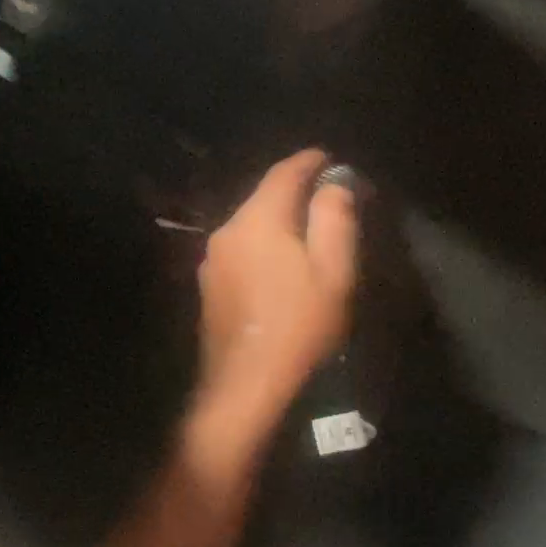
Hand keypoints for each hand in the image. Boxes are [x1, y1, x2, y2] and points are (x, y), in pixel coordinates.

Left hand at [189, 150, 358, 443]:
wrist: (246, 388)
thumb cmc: (299, 327)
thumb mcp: (332, 271)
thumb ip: (334, 218)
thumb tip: (334, 182)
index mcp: (257, 220)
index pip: (283, 173)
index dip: (310, 161)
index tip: (331, 158)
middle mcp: (227, 231)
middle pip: (264, 197)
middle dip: (296, 191)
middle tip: (329, 197)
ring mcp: (213, 260)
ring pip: (251, 224)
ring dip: (279, 220)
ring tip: (309, 231)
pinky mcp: (210, 287)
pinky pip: (242, 249)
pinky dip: (265, 245)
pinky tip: (281, 264)